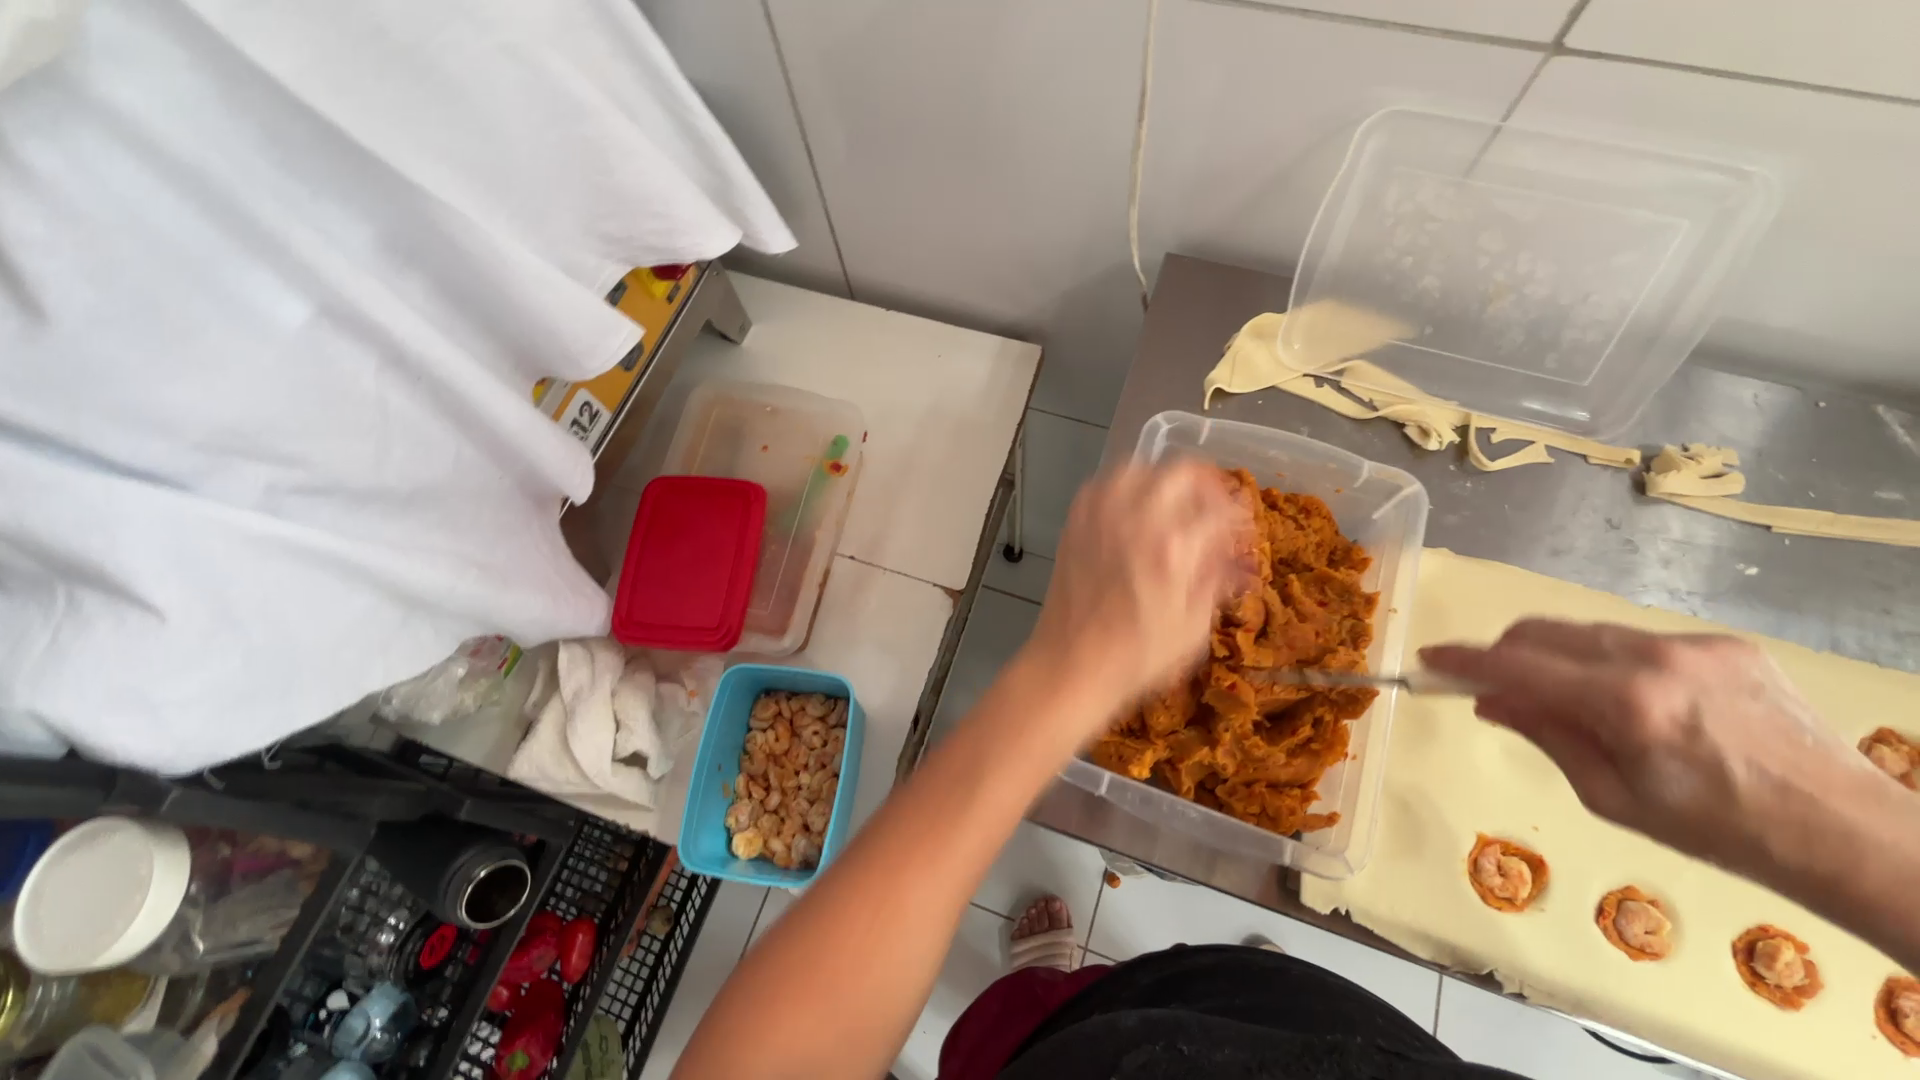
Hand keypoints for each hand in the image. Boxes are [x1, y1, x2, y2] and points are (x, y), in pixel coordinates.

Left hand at [1022, 462, 1241, 732]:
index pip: (1221, 509)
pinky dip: (1126, 487)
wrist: (1069, 664)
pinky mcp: (1076, 521)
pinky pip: (1105, 484)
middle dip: (1206, 486)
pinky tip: (1134, 512)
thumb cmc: (1136, 657)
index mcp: (1174, 546)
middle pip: (1181, 471)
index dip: (1239, 518)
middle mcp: (1137, 518)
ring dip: (1163, 480)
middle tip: (1213, 508)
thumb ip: (1215, 583)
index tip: (1241, 532)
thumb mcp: (1193, 628)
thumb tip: (1238, 560)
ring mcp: (1101, 515)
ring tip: (1174, 504)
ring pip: (1140, 467)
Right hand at [1420, 621, 1869, 873]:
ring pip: (1593, 634)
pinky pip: (1643, 643)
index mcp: (1624, 702)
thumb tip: (1491, 700)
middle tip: (1493, 685)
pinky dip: (1617, 664)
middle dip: (1508, 653)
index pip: (1517, 664)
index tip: (1431, 658)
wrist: (1845, 832)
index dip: (1465, 660)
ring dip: (1562, 659)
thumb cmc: (1718, 831)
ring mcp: (1696, 645)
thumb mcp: (1611, 795)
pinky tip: (1643, 704)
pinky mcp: (1727, 645)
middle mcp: (1656, 658)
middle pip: (1547, 632)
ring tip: (1575, 703)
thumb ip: (1546, 734)